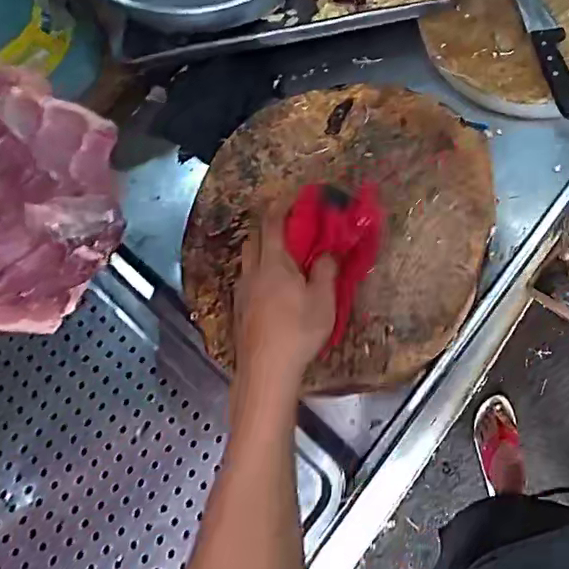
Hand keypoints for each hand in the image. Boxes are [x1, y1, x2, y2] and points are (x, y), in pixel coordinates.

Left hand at [232, 198, 337, 394]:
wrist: (266, 369)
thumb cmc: (299, 330)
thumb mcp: (323, 299)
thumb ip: (325, 270)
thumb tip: (327, 252)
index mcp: (274, 265)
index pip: (272, 226)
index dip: (282, 208)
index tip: (296, 198)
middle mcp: (253, 273)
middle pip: (255, 239)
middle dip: (271, 227)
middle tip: (294, 225)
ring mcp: (243, 292)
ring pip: (250, 259)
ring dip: (266, 249)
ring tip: (289, 254)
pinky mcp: (242, 309)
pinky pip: (250, 277)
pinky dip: (263, 269)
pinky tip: (279, 283)